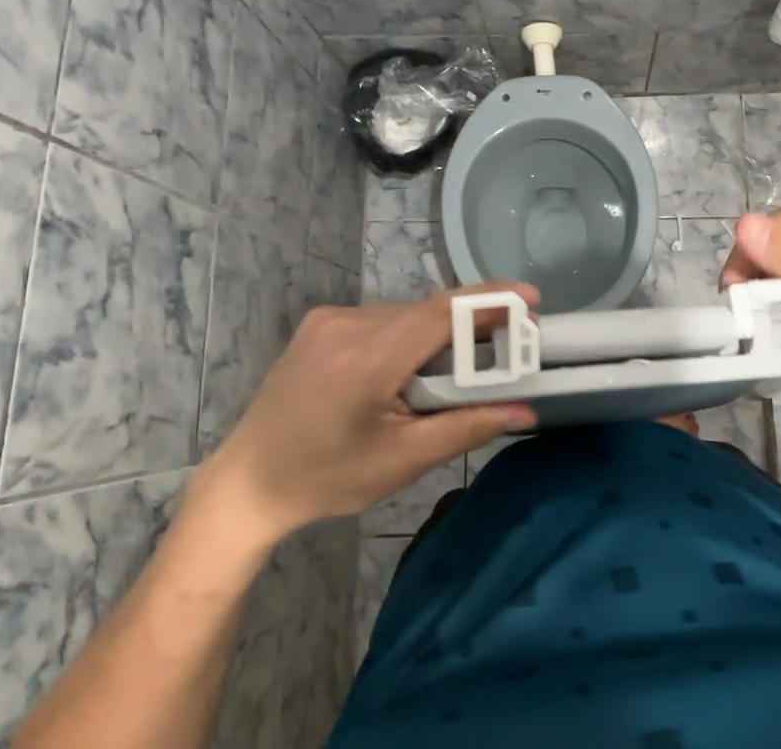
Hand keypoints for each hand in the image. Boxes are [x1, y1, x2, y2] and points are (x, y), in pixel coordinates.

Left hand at [190, 284, 538, 542]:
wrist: (249, 482)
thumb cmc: (328, 478)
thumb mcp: (403, 460)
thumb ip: (467, 427)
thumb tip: (525, 409)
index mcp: (366, 359)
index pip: (442, 313)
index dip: (491, 300)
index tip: (532, 299)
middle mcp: (345, 324)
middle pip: (427, 312)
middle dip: (472, 325)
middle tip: (510, 346)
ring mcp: (327, 320)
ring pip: (404, 314)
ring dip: (438, 334)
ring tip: (459, 369)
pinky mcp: (318, 325)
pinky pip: (380, 320)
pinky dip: (408, 336)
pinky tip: (413, 368)